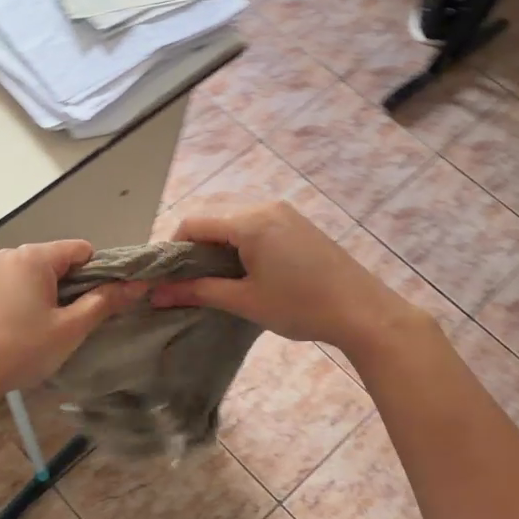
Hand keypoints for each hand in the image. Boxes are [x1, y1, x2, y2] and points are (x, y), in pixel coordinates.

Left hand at [0, 240, 142, 398]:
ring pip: (41, 276)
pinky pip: (21, 286)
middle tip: (79, 323)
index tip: (102, 305)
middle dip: (77, 288)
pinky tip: (30, 330)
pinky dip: (34, 302)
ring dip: (56, 297)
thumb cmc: (21, 350)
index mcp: (34, 256)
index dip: (100, 274)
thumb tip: (137, 284)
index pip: (83, 250)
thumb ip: (105, 302)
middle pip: (61, 261)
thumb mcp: (70, 328)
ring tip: (54, 330)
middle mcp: (12, 255)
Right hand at [150, 203, 425, 349]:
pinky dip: (242, 245)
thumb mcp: (244, 301)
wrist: (363, 312)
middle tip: (190, 284)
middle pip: (214, 220)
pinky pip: (257, 227)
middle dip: (196, 250)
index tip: (168, 279)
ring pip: (236, 223)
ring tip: (218, 282)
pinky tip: (247, 273)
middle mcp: (266, 207)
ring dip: (219, 248)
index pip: (194, 224)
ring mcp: (286, 213)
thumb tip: (155, 294)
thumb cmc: (300, 306)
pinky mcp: (299, 224)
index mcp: (250, 222)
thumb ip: (198, 291)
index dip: (174, 250)